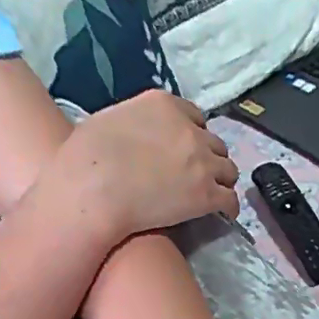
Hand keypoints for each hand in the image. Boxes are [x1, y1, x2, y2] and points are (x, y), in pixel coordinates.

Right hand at [48, 89, 240, 236]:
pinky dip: (229, 207)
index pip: (195, 117)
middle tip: (199, 175)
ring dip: (222, 181)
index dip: (193, 135)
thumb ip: (138, 123)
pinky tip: (224, 213)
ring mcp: (202, 163)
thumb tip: (140, 136)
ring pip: (228, 170)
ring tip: (213, 194)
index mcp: (164, 105)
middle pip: (215, 144)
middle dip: (209, 158)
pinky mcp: (207, 194)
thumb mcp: (112, 120)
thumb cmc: (88, 156)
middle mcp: (190, 130)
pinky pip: (230, 200)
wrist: (95, 190)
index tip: (187, 150)